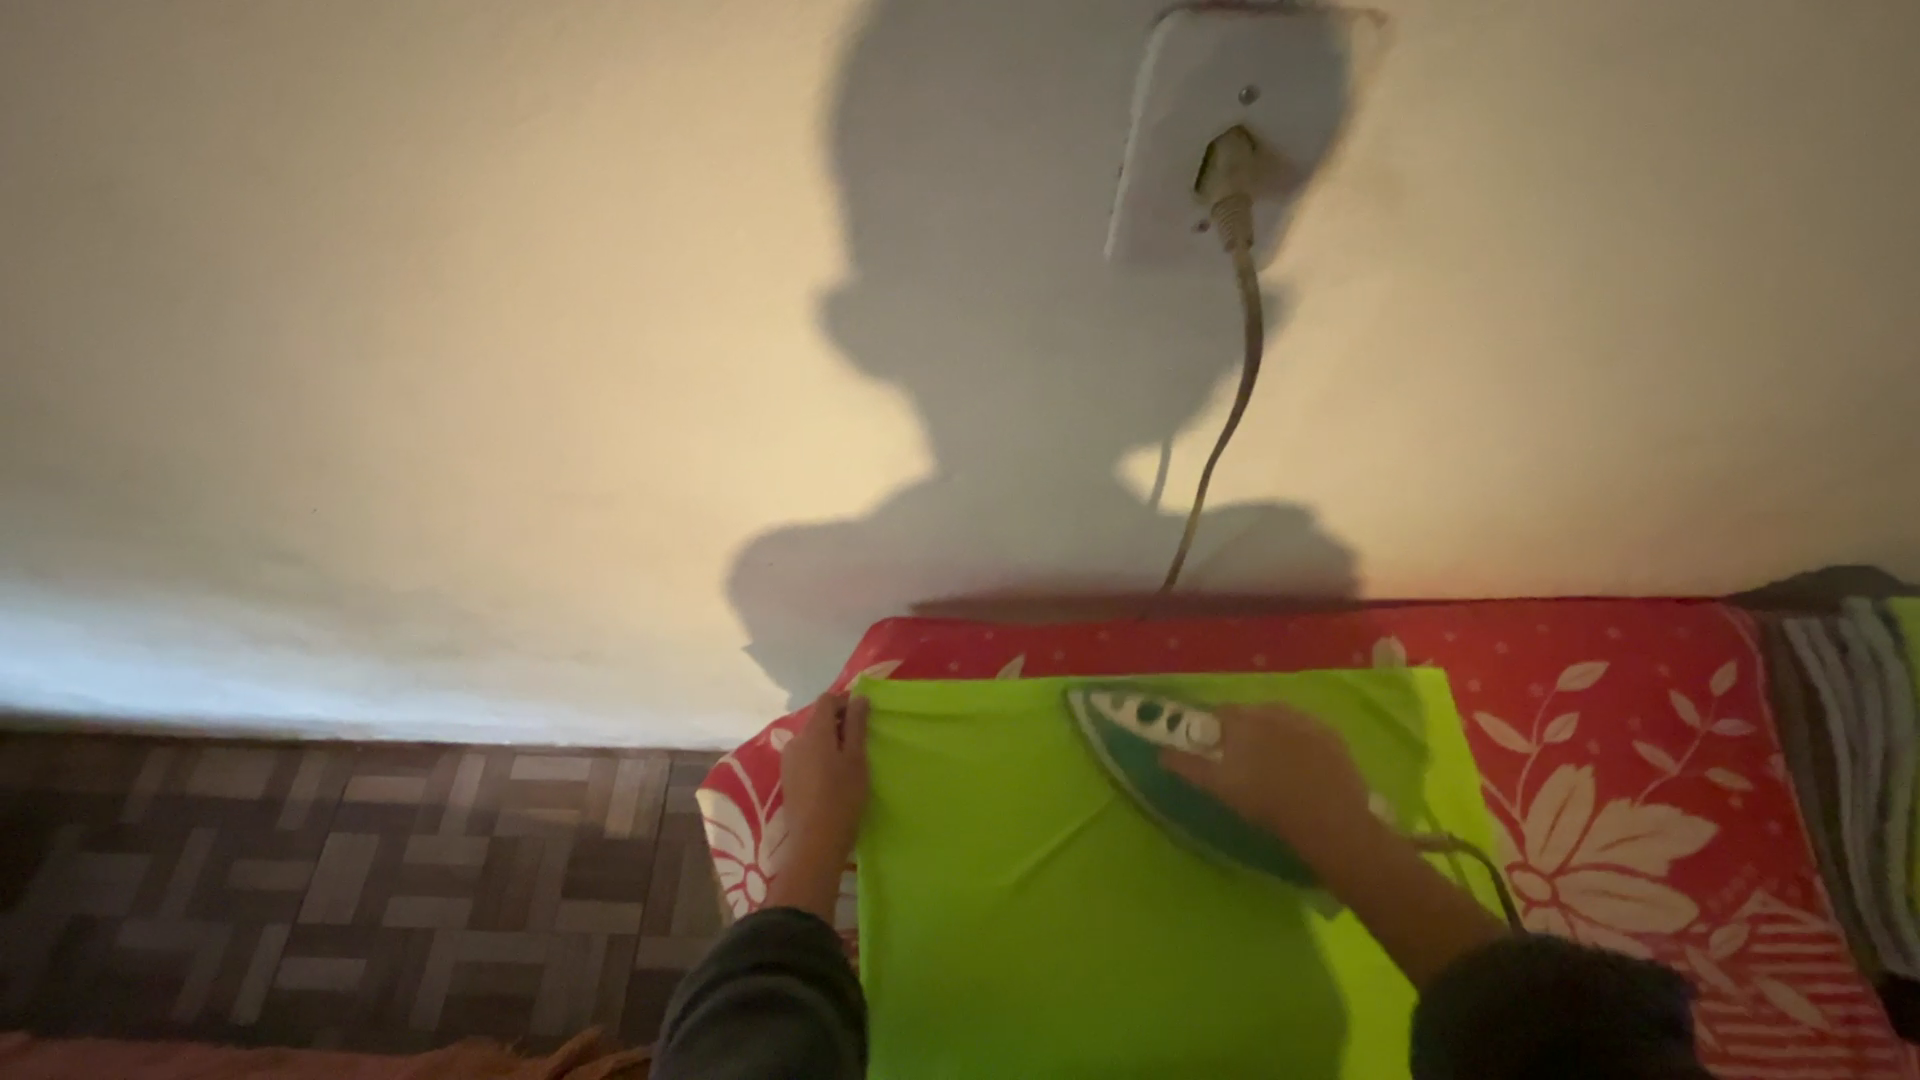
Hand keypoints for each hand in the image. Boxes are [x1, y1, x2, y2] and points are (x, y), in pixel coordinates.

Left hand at [770, 692, 868, 919]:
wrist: (815, 842)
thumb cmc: (842, 796)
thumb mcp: (856, 758)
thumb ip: (856, 725)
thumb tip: (859, 697)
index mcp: (814, 731)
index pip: (827, 700)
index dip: (846, 703)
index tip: (863, 719)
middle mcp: (796, 740)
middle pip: (818, 719)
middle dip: (839, 724)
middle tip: (860, 745)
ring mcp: (788, 760)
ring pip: (812, 739)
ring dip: (829, 742)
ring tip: (848, 764)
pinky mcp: (787, 778)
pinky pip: (805, 756)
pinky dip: (819, 757)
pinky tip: (832, 778)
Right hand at [1159, 704, 1380, 861]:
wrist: (1328, 818)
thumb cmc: (1265, 801)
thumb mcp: (1219, 786)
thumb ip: (1188, 765)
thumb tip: (1162, 753)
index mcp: (1242, 719)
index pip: (1219, 714)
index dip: (1213, 731)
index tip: (1214, 751)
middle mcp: (1273, 710)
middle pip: (1250, 715)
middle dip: (1243, 732)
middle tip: (1244, 762)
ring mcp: (1306, 720)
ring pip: (1280, 721)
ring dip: (1272, 735)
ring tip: (1275, 766)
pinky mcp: (1332, 735)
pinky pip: (1307, 732)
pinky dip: (1301, 743)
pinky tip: (1303, 768)